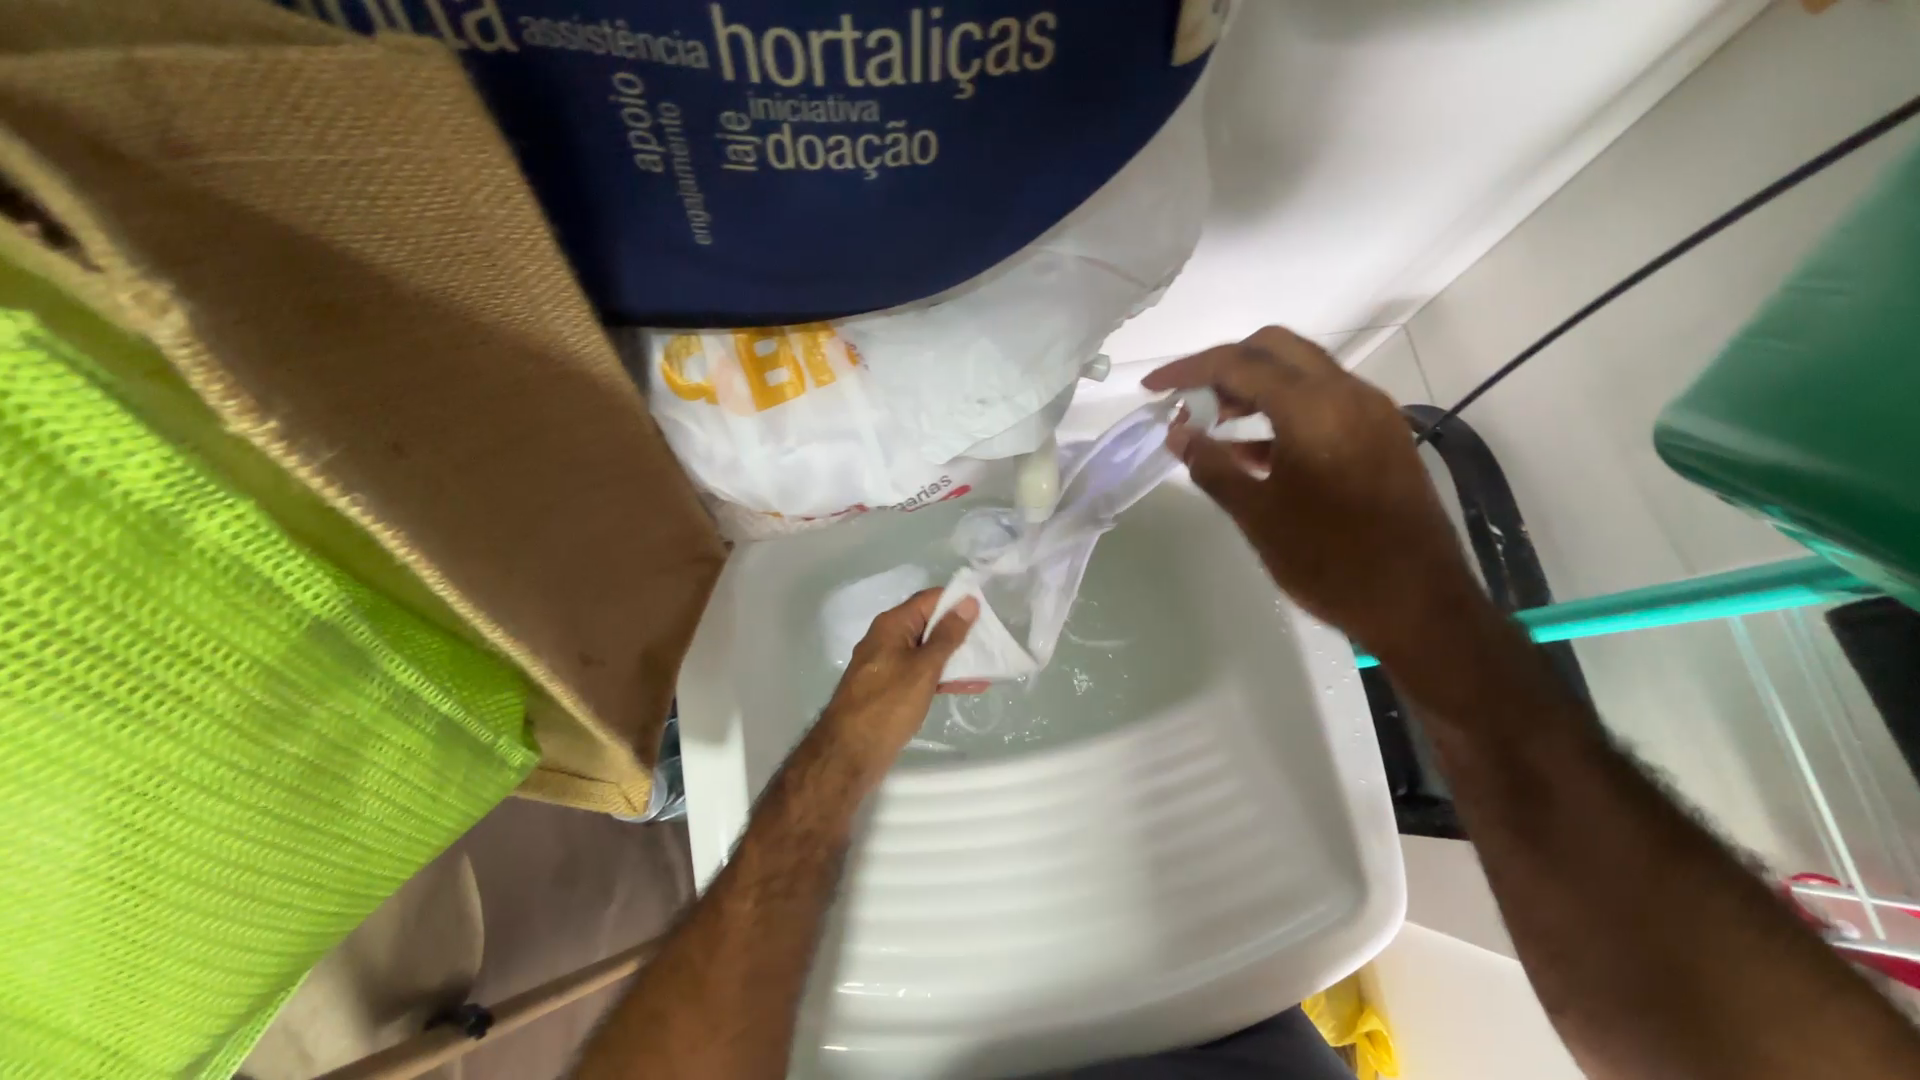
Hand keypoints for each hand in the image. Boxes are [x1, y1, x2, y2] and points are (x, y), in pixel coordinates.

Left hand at [819, 589, 986, 774]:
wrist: (851, 752)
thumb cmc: (889, 704)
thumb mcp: (924, 667)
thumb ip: (947, 635)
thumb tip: (967, 602)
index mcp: (892, 625)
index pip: (929, 599)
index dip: (958, 600)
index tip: (988, 607)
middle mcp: (888, 639)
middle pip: (929, 624)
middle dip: (960, 629)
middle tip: (994, 636)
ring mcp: (889, 665)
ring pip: (927, 651)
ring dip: (956, 656)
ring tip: (989, 662)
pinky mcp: (892, 689)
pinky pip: (922, 673)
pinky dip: (944, 676)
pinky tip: (971, 686)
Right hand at [1144, 327, 1481, 664]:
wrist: (1418, 604)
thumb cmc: (1330, 561)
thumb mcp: (1258, 515)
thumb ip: (1212, 466)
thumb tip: (1178, 434)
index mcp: (1314, 407)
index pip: (1239, 363)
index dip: (1187, 371)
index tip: (1152, 388)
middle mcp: (1348, 393)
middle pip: (1275, 349)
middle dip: (1225, 366)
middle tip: (1190, 402)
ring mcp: (1371, 413)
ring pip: (1303, 373)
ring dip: (1255, 386)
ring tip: (1214, 425)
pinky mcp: (1382, 437)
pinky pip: (1324, 403)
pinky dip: (1284, 411)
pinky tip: (1253, 451)